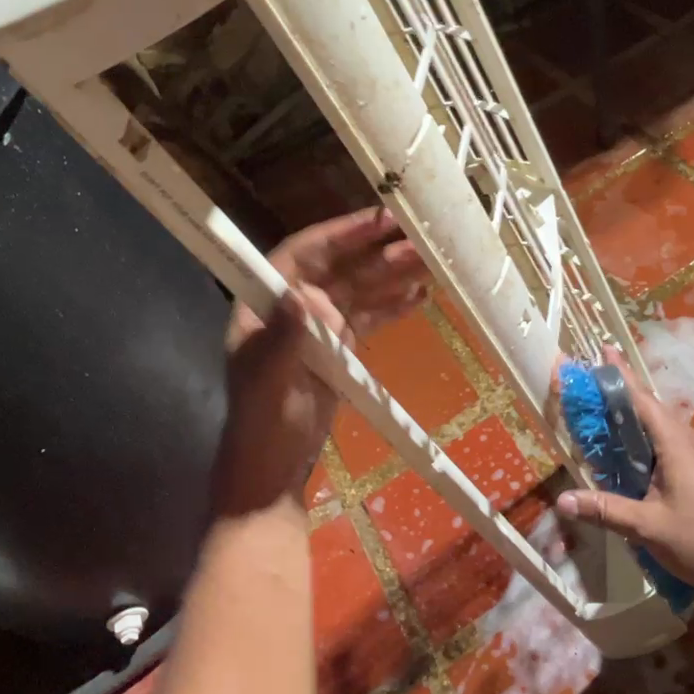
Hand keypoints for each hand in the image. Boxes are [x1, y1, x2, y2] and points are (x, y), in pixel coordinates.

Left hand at [217, 209, 427, 512]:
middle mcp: (293, 306)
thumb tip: (303, 294)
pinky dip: (393, 305)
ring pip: (360, 290)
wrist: (272, 471)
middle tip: (420, 239)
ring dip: (393, 275)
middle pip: (340, 268)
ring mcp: (319, 327)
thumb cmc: (260, 424)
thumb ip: (284, 337)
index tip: (378, 221)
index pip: (303, 254)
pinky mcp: (339, 349)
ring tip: (432, 263)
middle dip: (379, 253)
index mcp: (265, 302)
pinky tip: (421, 294)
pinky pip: (369, 317)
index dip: (340, 235)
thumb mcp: (267, 381)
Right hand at [555, 347, 693, 590]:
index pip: (642, 398)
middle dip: (621, 395)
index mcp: (675, 443)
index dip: (620, 374)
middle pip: (649, 409)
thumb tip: (563, 500)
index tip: (604, 348)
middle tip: (591, 387)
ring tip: (603, 420)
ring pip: (659, 430)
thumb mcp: (648, 527)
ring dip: (633, 422)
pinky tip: (630, 460)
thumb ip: (606, 510)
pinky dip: (644, 444)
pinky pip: (667, 447)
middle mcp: (688, 442)